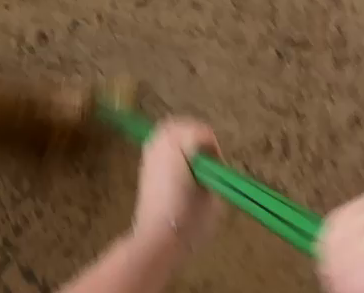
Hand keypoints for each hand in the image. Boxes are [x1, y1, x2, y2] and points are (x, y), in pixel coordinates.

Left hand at [131, 118, 225, 253]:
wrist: (156, 237)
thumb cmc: (188, 220)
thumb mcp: (213, 199)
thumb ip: (216, 177)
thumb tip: (214, 169)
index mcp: (179, 146)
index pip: (202, 132)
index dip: (214, 148)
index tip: (219, 168)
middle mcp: (161, 141)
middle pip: (184, 125)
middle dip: (199, 137)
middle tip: (210, 159)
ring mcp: (150, 150)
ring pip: (169, 130)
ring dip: (184, 139)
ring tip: (196, 161)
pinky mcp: (144, 162)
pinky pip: (161, 142)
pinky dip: (172, 146)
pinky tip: (181, 166)